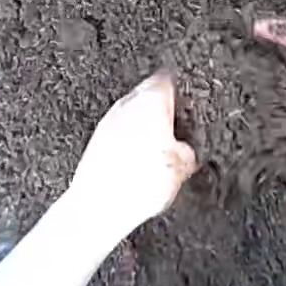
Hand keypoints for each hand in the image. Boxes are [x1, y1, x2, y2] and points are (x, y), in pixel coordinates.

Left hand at [64, 71, 198, 234]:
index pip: (170, 78)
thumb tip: (186, 149)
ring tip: (155, 150)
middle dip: (163, 109)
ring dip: (144, 124)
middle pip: (151, 94)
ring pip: (134, 112)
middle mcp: (128, 103)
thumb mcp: (183, 167)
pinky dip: (129, 140)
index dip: (182, 89)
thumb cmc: (139, 183)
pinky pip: (120, 130)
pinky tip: (136, 161)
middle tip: (176, 128)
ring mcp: (110, 119)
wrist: (98, 207)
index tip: (188, 100)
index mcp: (152, 99)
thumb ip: (188, 150)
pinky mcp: (97, 138)